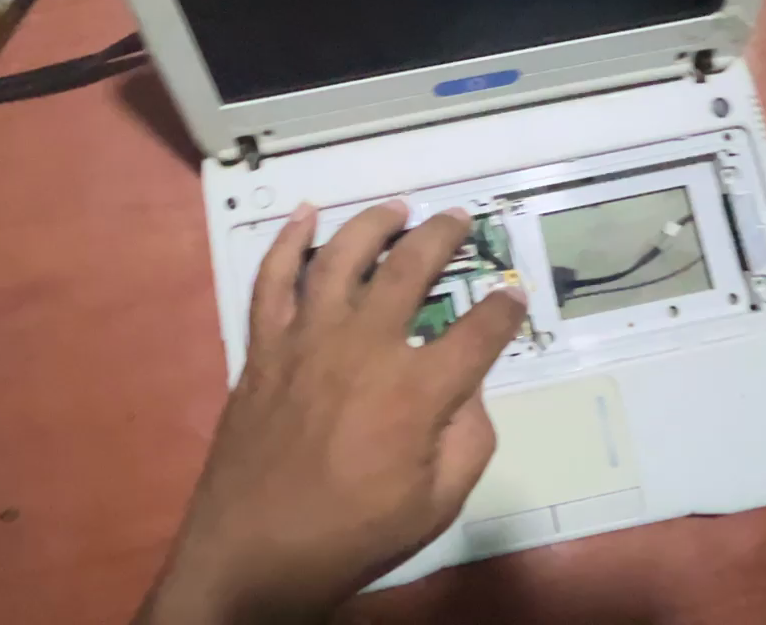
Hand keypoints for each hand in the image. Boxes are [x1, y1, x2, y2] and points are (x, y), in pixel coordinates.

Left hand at [137, 199, 527, 624]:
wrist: (252, 557)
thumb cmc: (351, 535)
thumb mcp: (437, 504)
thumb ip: (470, 437)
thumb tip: (470, 384)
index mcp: (415, 391)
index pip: (480, 332)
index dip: (505, 309)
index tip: (514, 296)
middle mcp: (364, 346)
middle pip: (411, 267)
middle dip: (444, 235)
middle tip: (458, 218)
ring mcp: (308, 338)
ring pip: (342, 256)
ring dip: (374, 223)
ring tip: (397, 208)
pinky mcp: (266, 344)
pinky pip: (272, 279)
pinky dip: (287, 241)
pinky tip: (304, 214)